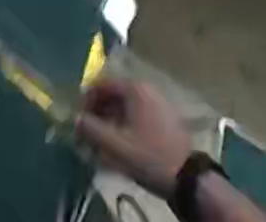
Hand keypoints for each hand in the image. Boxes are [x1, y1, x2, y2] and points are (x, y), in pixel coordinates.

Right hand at [76, 76, 191, 197]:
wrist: (190, 181)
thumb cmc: (150, 156)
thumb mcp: (115, 145)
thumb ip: (90, 129)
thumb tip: (74, 119)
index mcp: (134, 88)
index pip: (101, 85)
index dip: (86, 102)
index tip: (79, 121)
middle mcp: (147, 90)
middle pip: (113, 96)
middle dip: (98, 114)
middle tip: (90, 134)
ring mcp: (159, 105)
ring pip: (126, 108)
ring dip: (111, 122)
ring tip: (104, 143)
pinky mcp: (167, 121)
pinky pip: (138, 117)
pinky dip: (126, 127)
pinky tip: (123, 146)